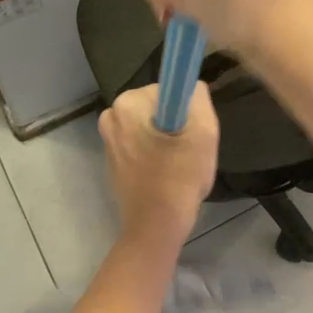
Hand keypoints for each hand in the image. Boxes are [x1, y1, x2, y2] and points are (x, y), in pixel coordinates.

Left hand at [98, 83, 219, 249]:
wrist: (155, 226)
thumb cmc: (180, 177)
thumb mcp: (204, 131)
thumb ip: (198, 96)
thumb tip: (191, 87)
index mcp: (128, 104)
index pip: (169, 90)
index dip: (186, 110)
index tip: (192, 134)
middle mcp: (111, 115)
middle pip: (159, 106)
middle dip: (176, 123)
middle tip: (189, 150)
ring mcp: (108, 138)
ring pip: (151, 124)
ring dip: (167, 138)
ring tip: (178, 164)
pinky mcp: (113, 157)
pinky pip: (141, 141)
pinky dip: (155, 151)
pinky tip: (165, 172)